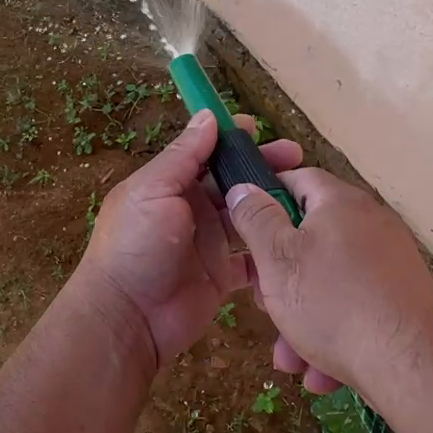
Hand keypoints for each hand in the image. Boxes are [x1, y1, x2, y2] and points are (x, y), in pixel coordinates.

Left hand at [76, 109, 302, 362]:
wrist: (127, 318)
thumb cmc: (135, 246)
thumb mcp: (153, 190)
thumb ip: (183, 155)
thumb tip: (208, 115)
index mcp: (169, 185)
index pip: (205, 153)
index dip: (231, 140)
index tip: (260, 129)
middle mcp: (189, 210)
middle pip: (231, 182)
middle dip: (261, 168)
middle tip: (297, 158)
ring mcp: (207, 244)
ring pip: (246, 216)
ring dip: (271, 204)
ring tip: (304, 194)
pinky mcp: (221, 276)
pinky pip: (252, 259)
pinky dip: (270, 249)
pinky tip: (294, 238)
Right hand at [225, 169, 432, 400]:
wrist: (412, 366)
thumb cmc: (334, 304)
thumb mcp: (277, 259)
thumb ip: (256, 219)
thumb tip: (242, 187)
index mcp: (341, 202)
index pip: (297, 179)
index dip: (266, 199)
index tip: (245, 230)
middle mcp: (372, 224)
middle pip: (310, 240)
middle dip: (280, 279)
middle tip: (265, 306)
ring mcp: (392, 263)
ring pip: (330, 284)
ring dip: (302, 320)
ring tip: (291, 359)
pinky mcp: (404, 300)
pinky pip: (356, 308)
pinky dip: (335, 334)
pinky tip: (321, 373)